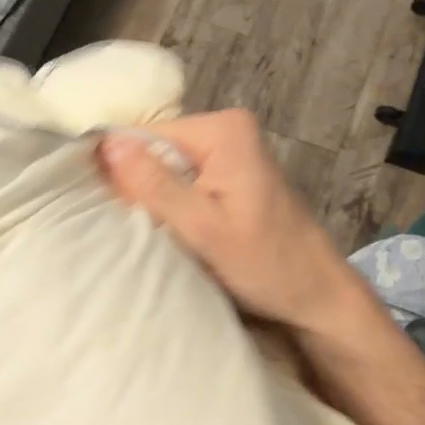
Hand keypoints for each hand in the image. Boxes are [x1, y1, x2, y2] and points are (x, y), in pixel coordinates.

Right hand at [97, 109, 356, 332]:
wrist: (318, 296)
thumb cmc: (265, 265)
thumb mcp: (202, 228)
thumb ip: (154, 185)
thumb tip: (106, 144)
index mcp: (222, 130)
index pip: (144, 136)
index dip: (123, 172)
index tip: (117, 212)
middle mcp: (227, 128)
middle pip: (155, 150)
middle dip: (140, 187)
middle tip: (139, 227)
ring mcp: (230, 151)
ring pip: (165, 168)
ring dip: (155, 200)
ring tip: (156, 232)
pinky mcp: (231, 174)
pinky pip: (182, 181)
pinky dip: (173, 206)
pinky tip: (174, 231)